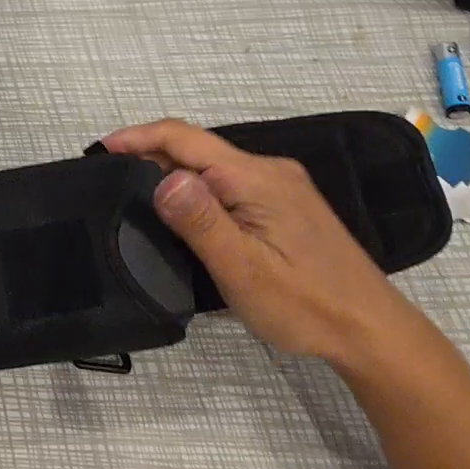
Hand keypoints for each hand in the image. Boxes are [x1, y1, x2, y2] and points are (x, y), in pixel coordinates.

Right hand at [101, 119, 430, 369]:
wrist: (371, 331)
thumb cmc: (305, 305)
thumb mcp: (243, 268)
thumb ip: (201, 220)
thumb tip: (161, 177)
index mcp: (255, 178)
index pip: (185, 139)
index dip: (138, 137)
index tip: (98, 151)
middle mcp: (268, 171)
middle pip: (196, 148)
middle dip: (146, 155)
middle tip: (104, 181)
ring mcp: (279, 188)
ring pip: (210, 167)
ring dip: (167, 173)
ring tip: (128, 197)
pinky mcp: (283, 206)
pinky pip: (226, 183)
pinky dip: (191, 188)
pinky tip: (175, 212)